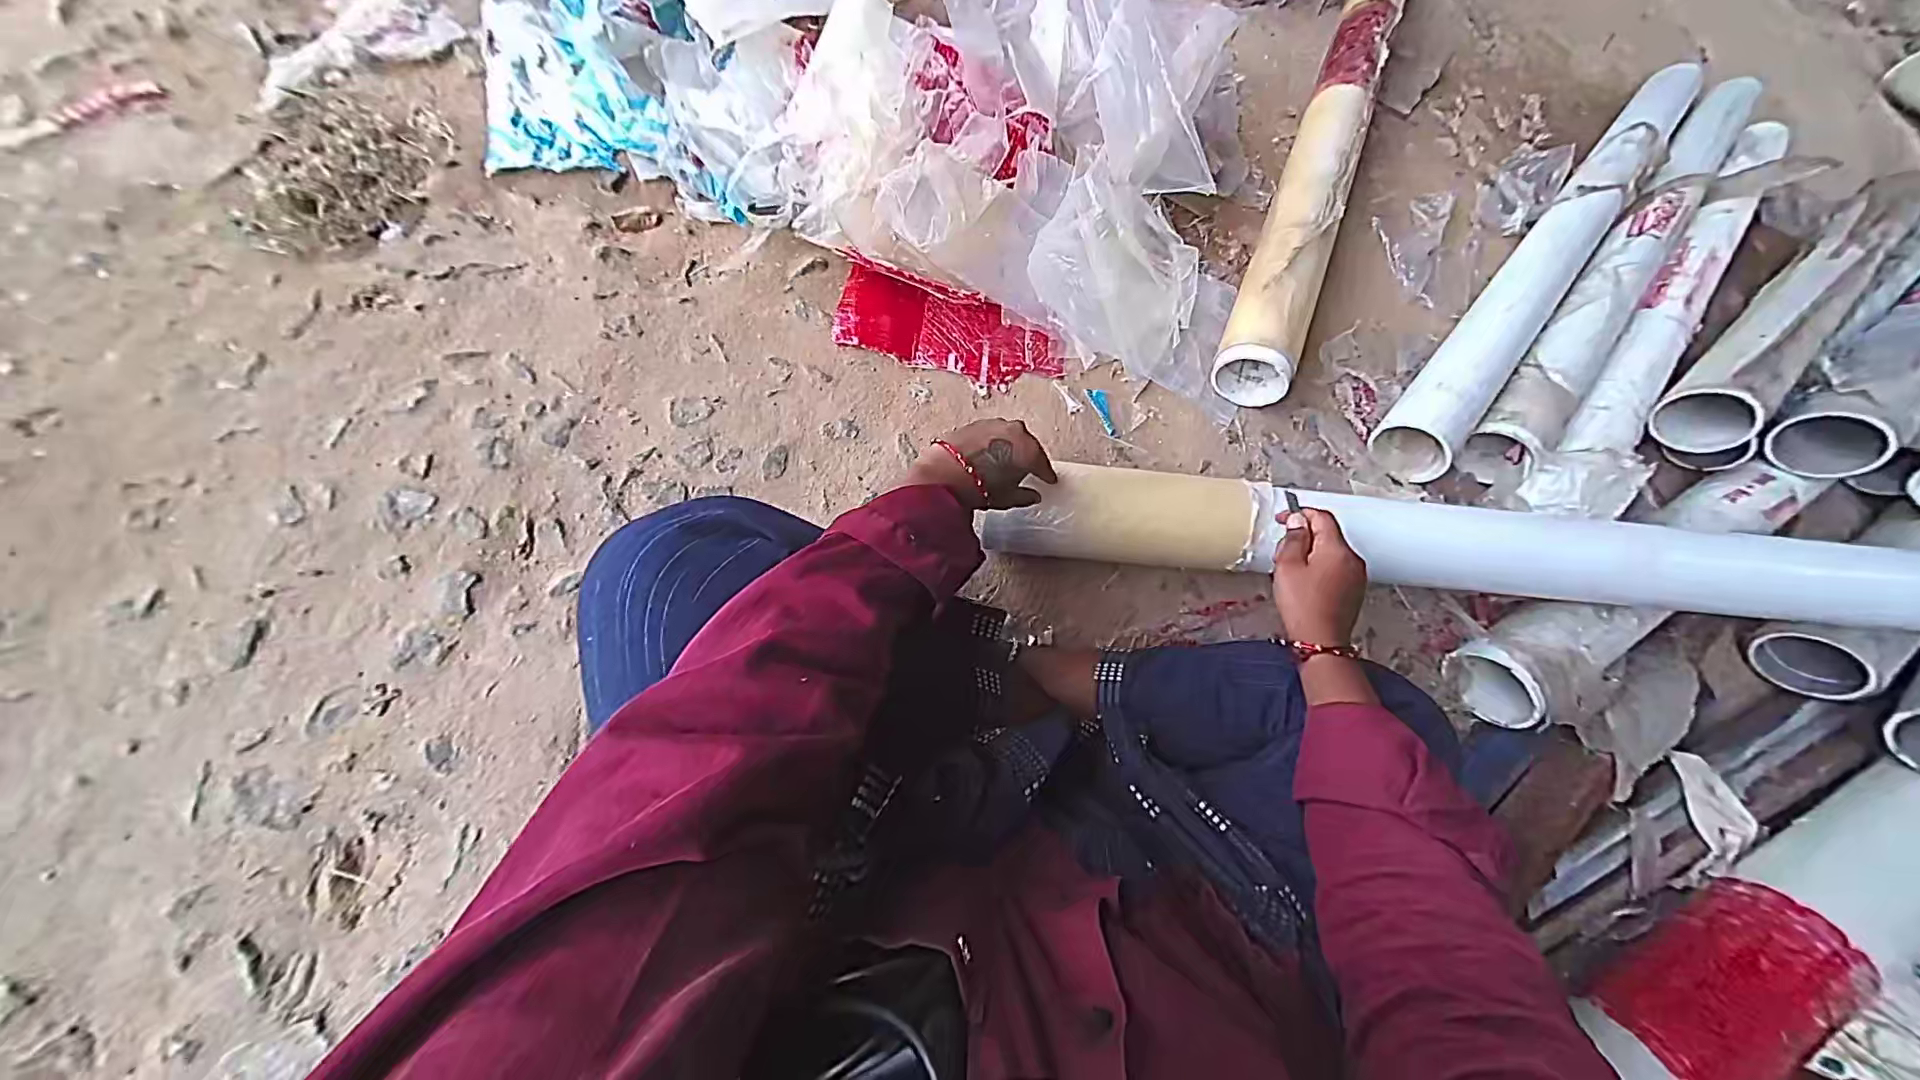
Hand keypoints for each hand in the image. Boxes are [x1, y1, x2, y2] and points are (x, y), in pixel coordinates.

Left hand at [902, 419, 1057, 510]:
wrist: (943, 476)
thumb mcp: (1007, 498)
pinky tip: (986, 456)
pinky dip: (991, 444)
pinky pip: (990, 434)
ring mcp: (993, 424)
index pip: (1043, 463)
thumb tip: (1031, 496)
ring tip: (1003, 464)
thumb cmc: (976, 487)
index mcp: (1029, 449)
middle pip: (1026, 445)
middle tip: (1025, 470)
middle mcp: (1014, 431)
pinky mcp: (974, 424)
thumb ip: (1025, 495)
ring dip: (1008, 447)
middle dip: (1027, 457)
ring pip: (1008, 436)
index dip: (1045, 473)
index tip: (1047, 479)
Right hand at [1271, 506, 1366, 645]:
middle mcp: (1352, 558)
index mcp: (1336, 549)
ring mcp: (1356, 574)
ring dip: (1312, 550)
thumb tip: (1298, 522)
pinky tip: (1304, 580)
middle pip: (1328, 534)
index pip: (1322, 517)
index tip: (1284, 518)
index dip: (1301, 513)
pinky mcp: (1354, 588)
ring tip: (1291, 567)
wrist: (1320, 640)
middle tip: (1283, 548)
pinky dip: (1320, 565)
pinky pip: (1337, 566)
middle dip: (1305, 534)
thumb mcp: (1287, 566)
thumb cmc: (1302, 605)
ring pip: (1332, 550)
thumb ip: (1293, 539)